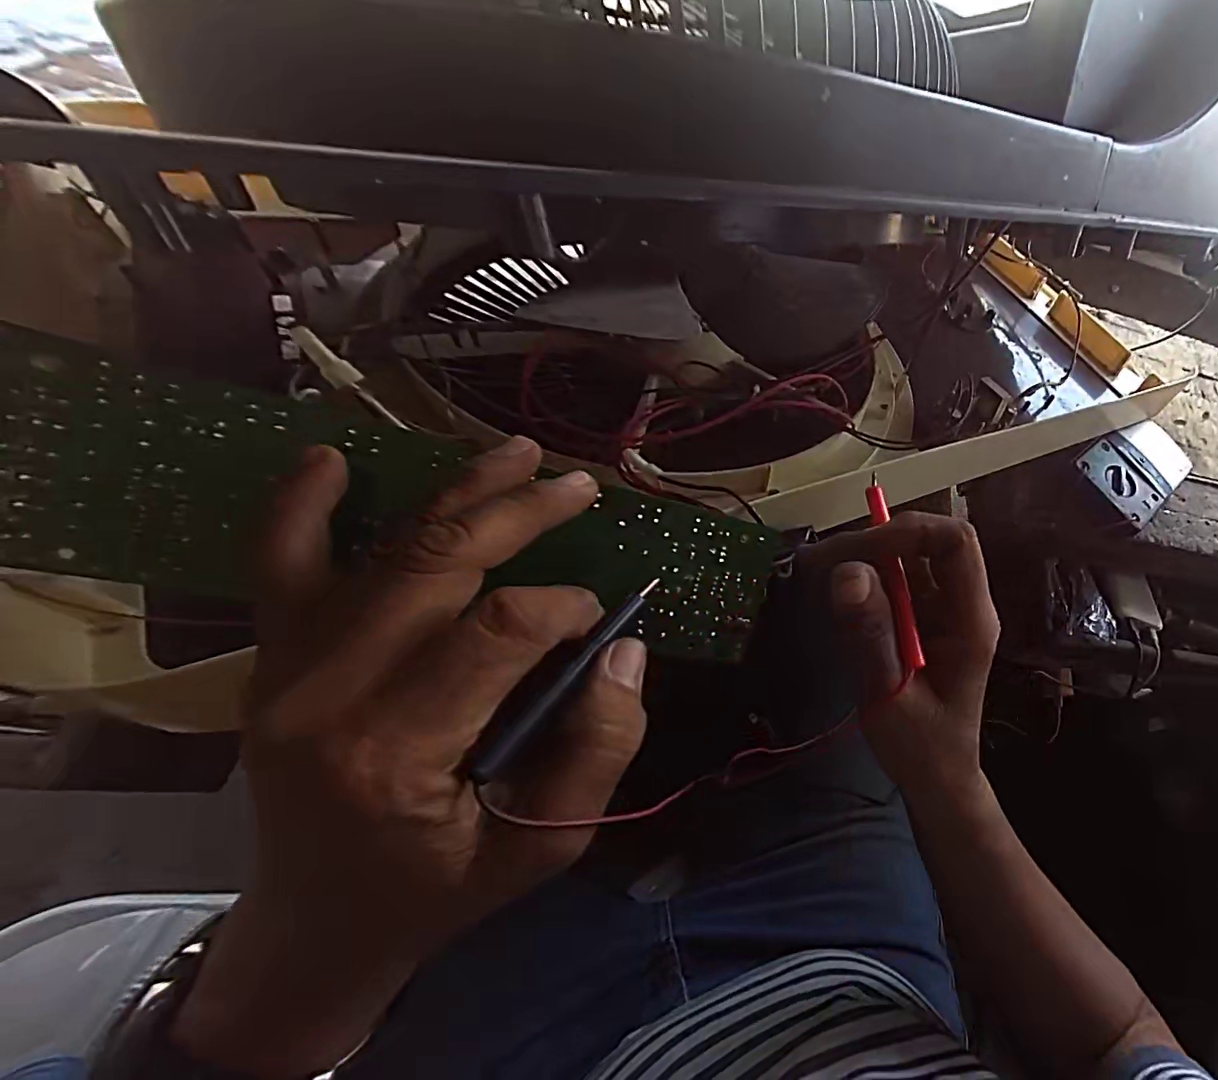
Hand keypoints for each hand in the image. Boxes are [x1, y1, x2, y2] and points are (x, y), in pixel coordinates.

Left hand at [173, 437, 648, 1077]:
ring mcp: (287, 672)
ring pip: (381, 551)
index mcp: (403, 749)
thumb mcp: (552, 842)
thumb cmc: (447, 884)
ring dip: (457, 492)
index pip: (501, 629)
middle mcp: (329, 697)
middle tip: (583, 488)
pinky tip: (331, 461)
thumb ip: (602, 748)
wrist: (320, 923)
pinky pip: (275, 568)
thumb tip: (625, 649)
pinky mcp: (272, 663)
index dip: (568, 608)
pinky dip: (300, 507)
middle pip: (437, 565)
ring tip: (520, 453)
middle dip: (522, 513)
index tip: (601, 627)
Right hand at [806, 513, 999, 803]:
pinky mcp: (925, 618)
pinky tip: (838, 595)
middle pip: (931, 542)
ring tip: (820, 572)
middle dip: (878, 542)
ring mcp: (945, 610)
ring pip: (911, 559)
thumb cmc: (924, 748)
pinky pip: (898, 583)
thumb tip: (847, 573)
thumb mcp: (891, 695)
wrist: (938, 777)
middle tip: (823, 560)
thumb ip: (872, 635)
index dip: (911, 532)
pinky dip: (867, 581)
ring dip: (867, 558)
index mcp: (972, 620)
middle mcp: (963, 605)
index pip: (957, 543)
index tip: (860, 551)